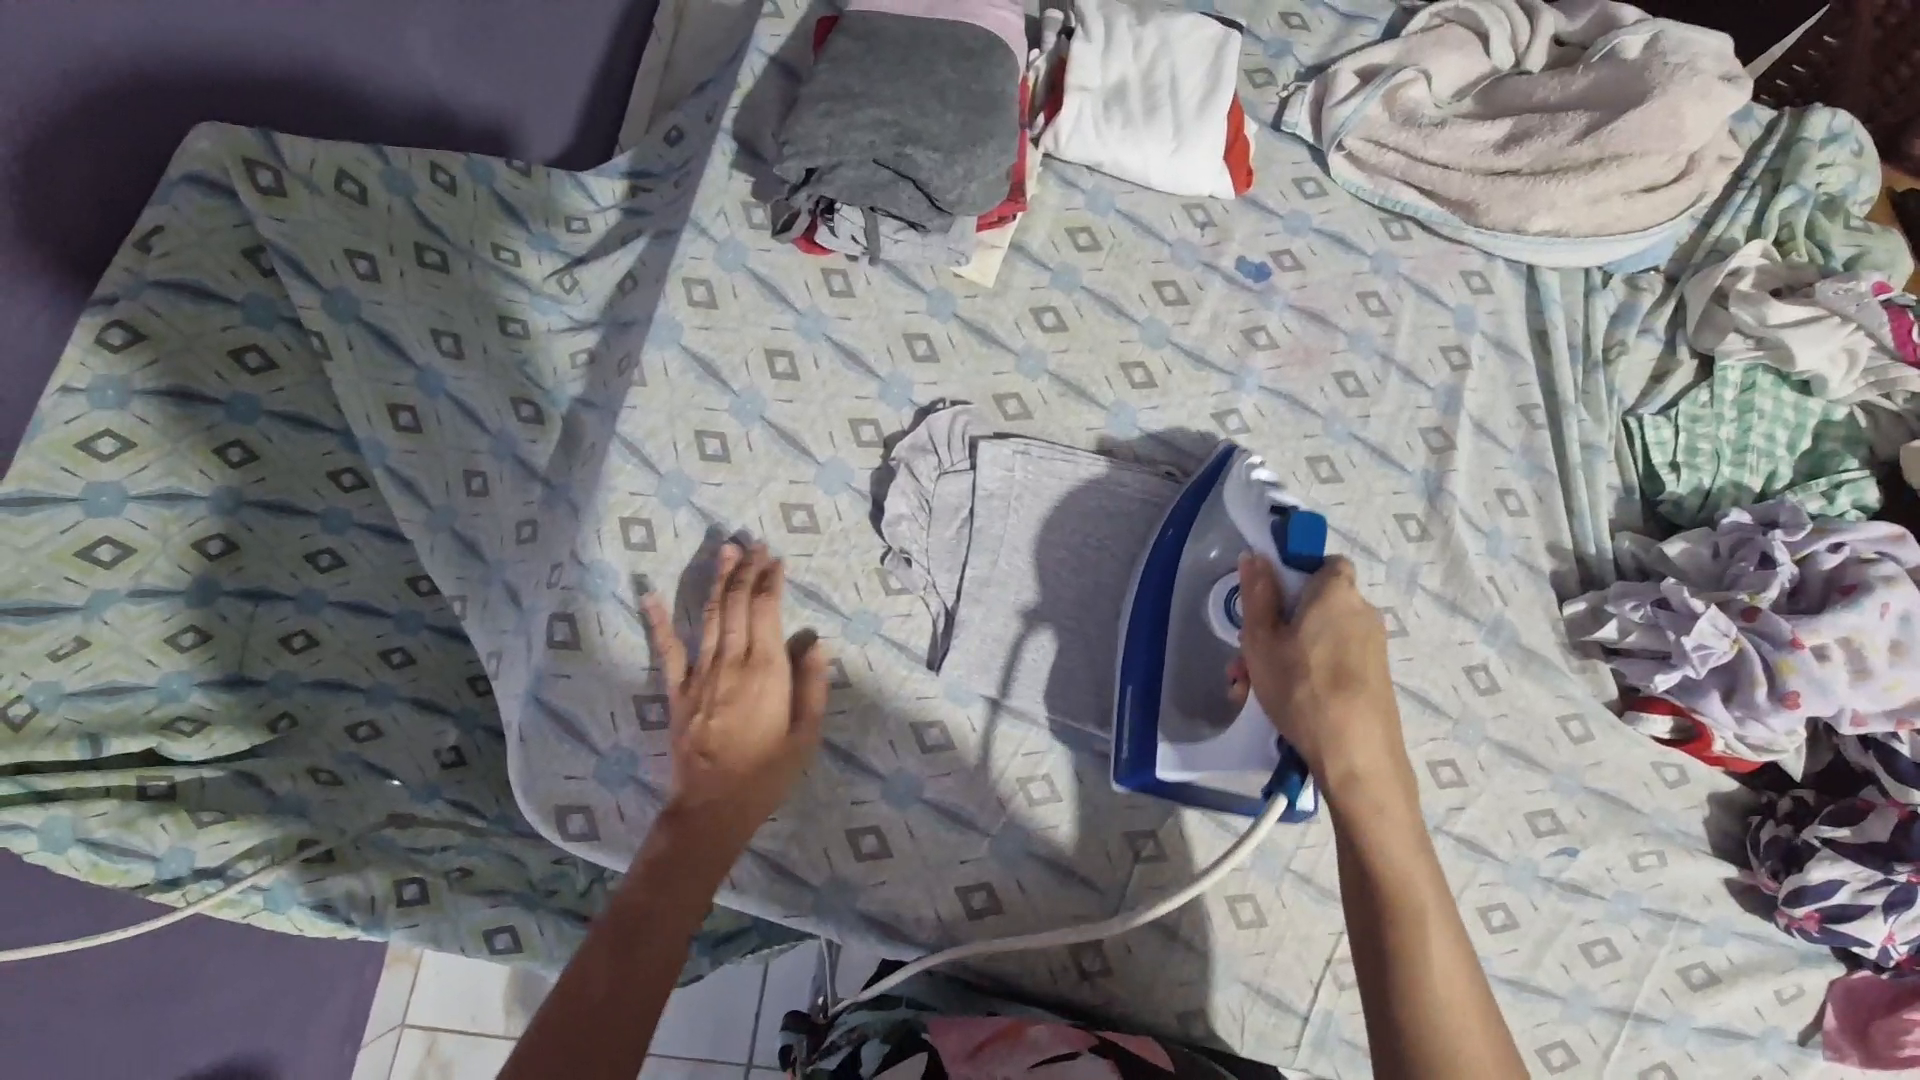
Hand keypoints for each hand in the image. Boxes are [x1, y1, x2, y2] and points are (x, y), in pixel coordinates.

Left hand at [640, 542, 830, 852]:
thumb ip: (813, 685)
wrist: (714, 806)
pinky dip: (658, 621)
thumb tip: (815, 642)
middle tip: (754, 544)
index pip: (769, 612)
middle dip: (748, 572)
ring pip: (711, 616)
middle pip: (739, 605)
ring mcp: (700, 674)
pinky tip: (650, 594)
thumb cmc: (768, 773)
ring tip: (726, 552)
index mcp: (767, 671)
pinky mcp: (677, 690)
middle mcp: (732, 662)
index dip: (772, 582)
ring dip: (719, 581)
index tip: (777, 560)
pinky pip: (667, 650)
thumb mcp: (807, 735)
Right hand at [1237, 553, 1408, 794]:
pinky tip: (1278, 703)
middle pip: (1314, 605)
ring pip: (1316, 638)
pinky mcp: (1373, 678)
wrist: (1355, 754)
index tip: (1267, 597)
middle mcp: (1362, 612)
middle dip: (1275, 626)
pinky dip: (1305, 673)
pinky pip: (1331, 662)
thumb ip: (1258, 594)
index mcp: (1337, 592)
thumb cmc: (1301, 686)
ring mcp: (1371, 647)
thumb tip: (1256, 555)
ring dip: (1282, 655)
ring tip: (1249, 689)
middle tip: (1244, 657)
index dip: (1295, 573)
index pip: (1324, 561)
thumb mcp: (1262, 639)